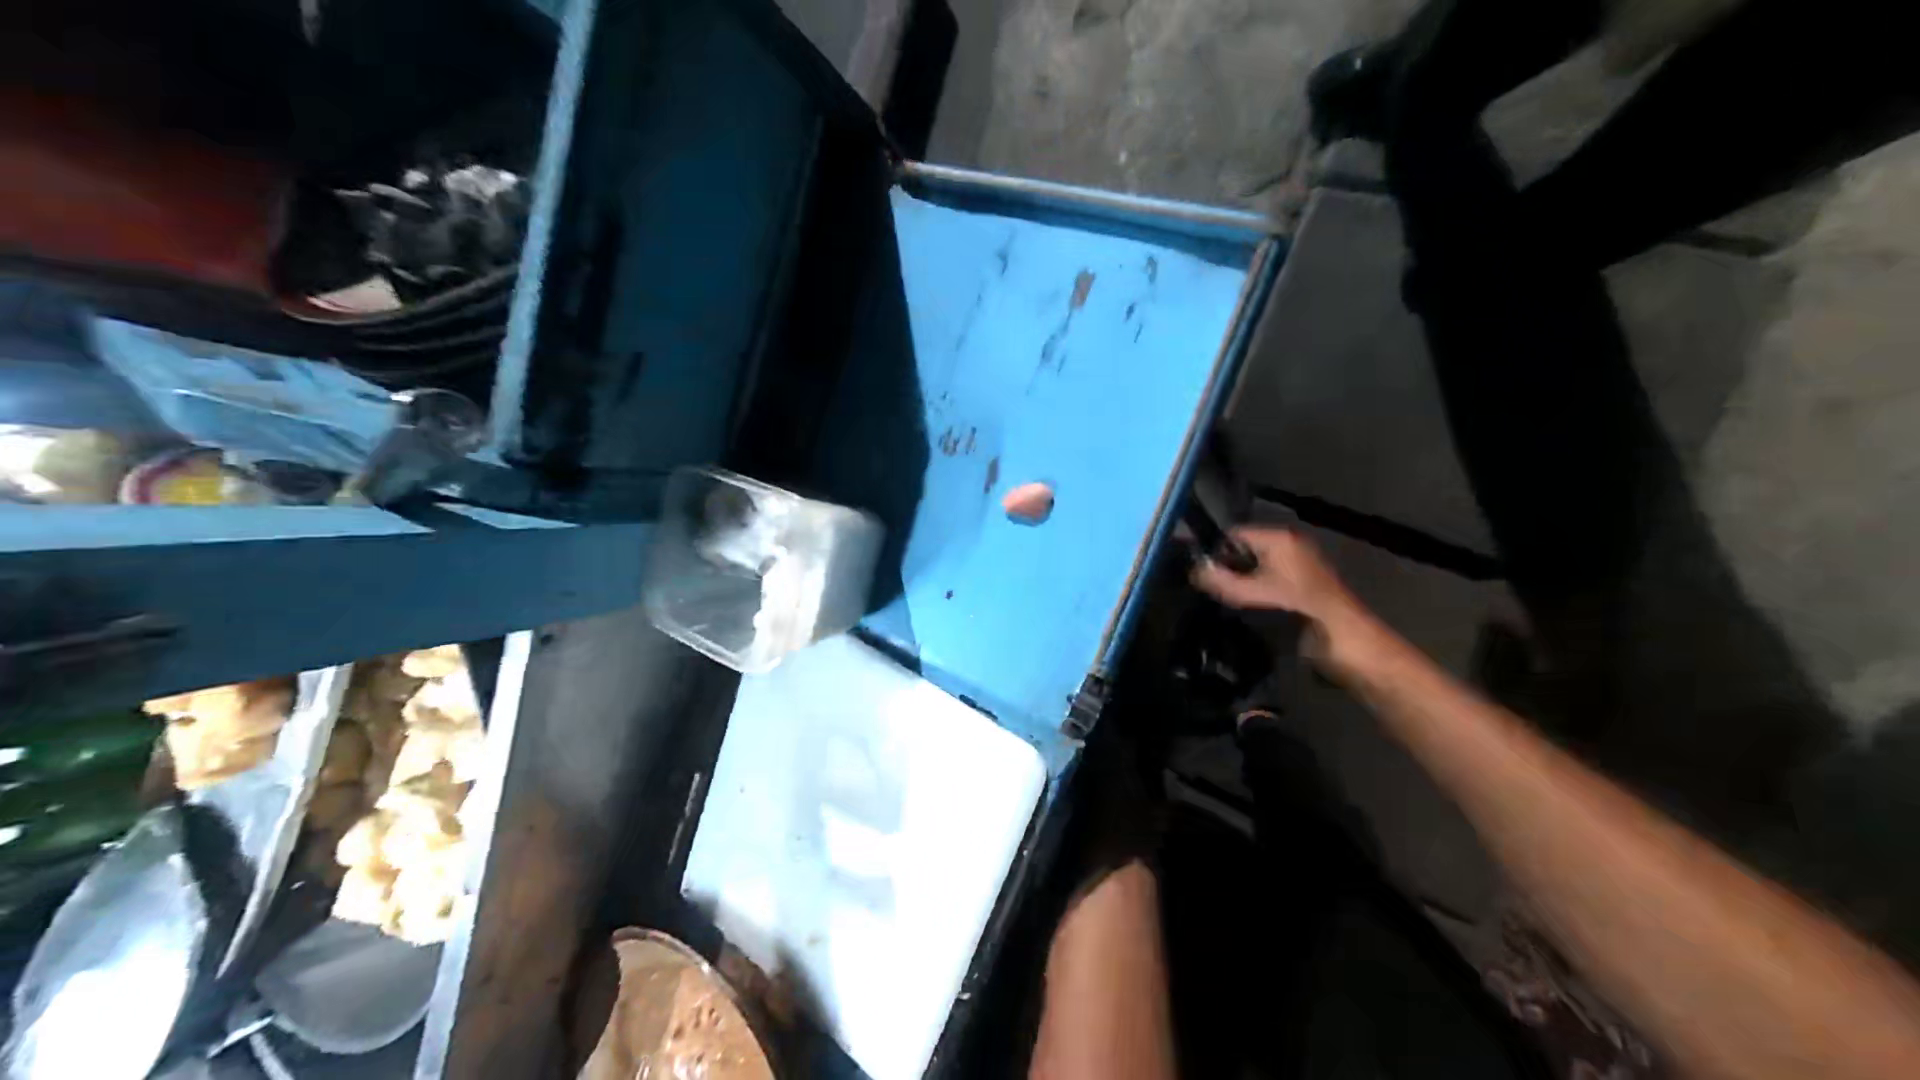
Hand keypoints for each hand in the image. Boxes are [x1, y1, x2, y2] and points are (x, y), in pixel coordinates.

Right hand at [1191, 527, 1378, 674]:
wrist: (1346, 639)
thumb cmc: (1299, 610)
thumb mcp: (1253, 595)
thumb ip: (1221, 581)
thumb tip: (1194, 570)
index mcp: (1280, 539)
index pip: (1234, 534)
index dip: (1215, 551)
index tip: (1200, 574)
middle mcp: (1290, 545)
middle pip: (1245, 549)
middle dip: (1227, 567)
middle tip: (1210, 590)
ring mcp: (1299, 564)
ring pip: (1256, 566)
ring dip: (1242, 582)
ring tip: (1226, 600)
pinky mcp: (1303, 584)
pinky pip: (1269, 579)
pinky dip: (1257, 591)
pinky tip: (1248, 608)